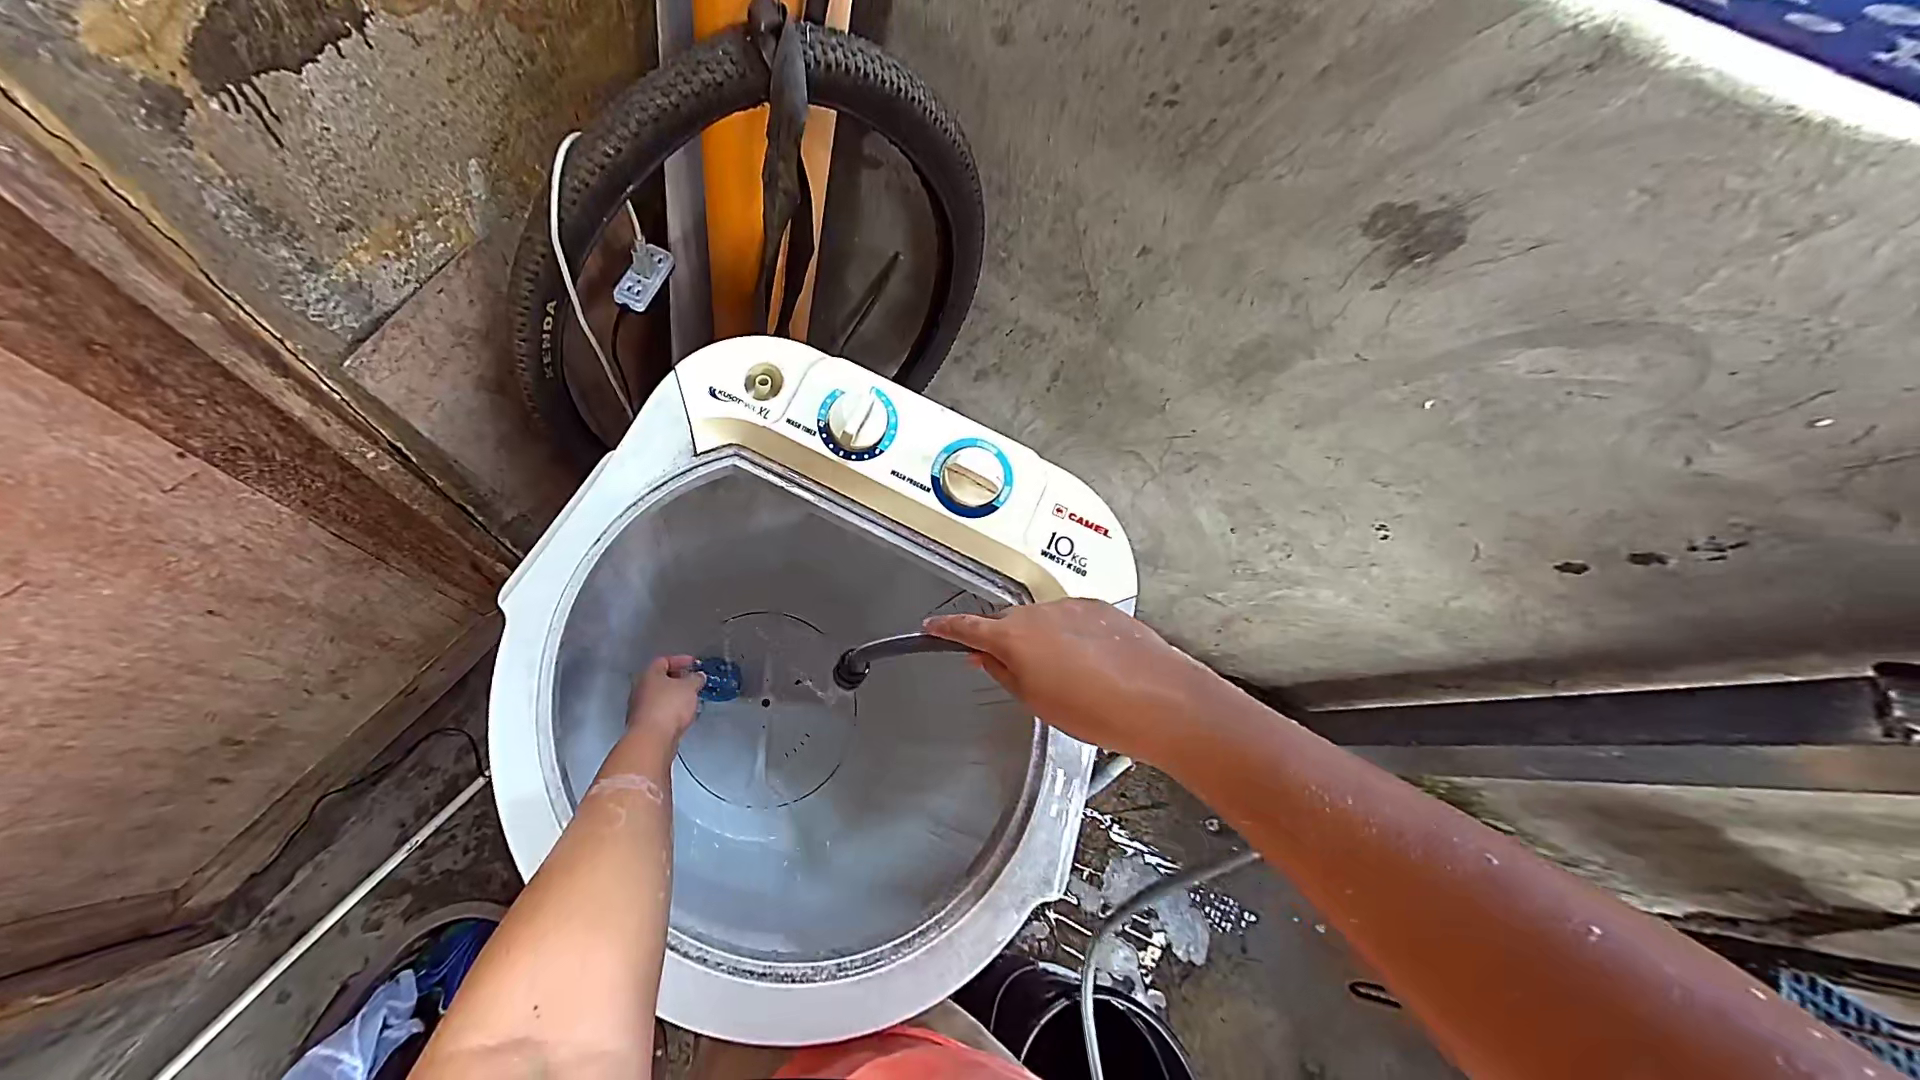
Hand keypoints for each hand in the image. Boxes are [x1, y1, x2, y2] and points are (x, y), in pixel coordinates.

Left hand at [625, 655, 704, 749]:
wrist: (652, 738)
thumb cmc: (669, 706)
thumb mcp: (690, 687)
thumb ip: (696, 679)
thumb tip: (698, 677)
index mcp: (649, 675)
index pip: (664, 661)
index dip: (681, 660)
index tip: (694, 664)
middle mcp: (641, 689)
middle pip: (661, 679)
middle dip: (679, 679)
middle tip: (694, 681)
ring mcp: (641, 708)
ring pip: (661, 696)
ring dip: (676, 696)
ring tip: (692, 699)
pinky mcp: (645, 724)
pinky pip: (661, 712)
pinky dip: (672, 711)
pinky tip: (684, 715)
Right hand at [924, 599, 1227, 763]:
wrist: (1160, 701)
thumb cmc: (1100, 709)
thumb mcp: (1035, 701)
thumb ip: (1002, 672)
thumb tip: (986, 658)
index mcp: (1014, 636)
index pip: (967, 626)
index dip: (946, 628)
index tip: (933, 627)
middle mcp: (1041, 613)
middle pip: (1007, 622)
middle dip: (1003, 642)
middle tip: (1008, 669)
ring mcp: (1072, 607)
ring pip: (1042, 621)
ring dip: (1042, 642)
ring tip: (1065, 680)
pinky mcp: (1100, 609)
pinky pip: (1071, 619)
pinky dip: (1071, 638)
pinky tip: (1089, 666)